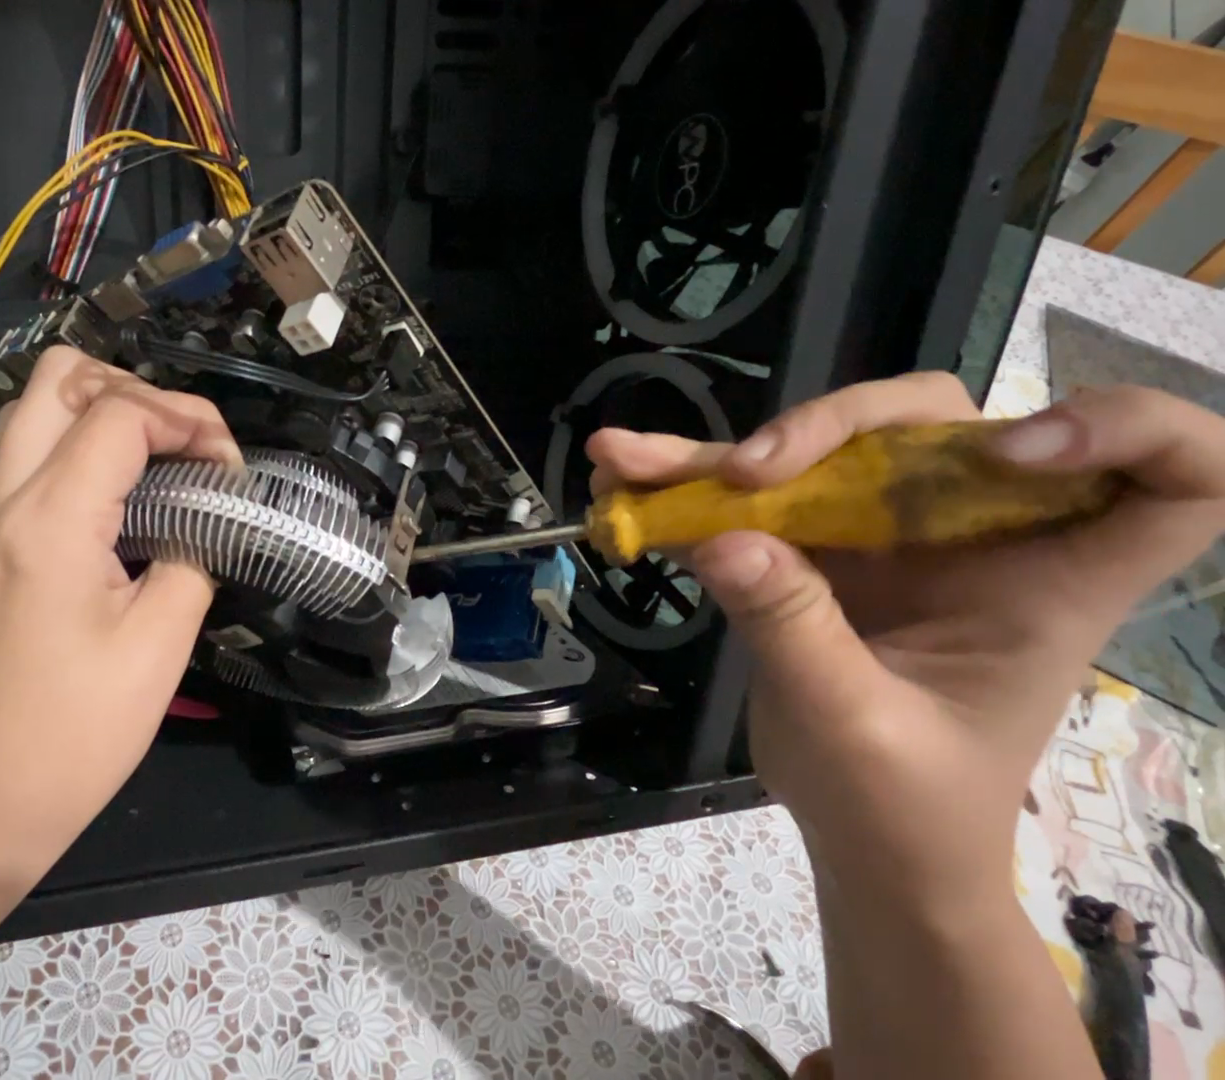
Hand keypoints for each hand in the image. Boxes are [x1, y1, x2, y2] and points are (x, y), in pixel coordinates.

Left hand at [0, 347, 239, 875]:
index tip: (229, 467)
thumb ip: (191, 556)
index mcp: (48, 520)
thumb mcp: (160, 645)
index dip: (187, 421)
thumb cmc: (77, 732)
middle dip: (135, 389)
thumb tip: (203, 518)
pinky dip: (76, 447)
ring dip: (100, 411)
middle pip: (58, 379)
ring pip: (33, 410)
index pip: (118, 413)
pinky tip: (122, 494)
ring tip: (160, 456)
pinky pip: (24, 457)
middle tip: (186, 442)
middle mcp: (0, 499)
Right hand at [587, 372, 1224, 898]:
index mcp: (1044, 580)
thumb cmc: (904, 804)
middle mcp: (966, 537)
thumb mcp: (854, 723)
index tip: (1017, 451)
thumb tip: (721, 535)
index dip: (1127, 435)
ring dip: (707, 452)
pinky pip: (744, 505)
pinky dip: (680, 493)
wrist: (866, 843)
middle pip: (929, 425)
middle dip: (832, 427)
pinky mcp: (806, 553)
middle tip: (743, 470)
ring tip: (619, 457)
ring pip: (807, 456)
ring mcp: (878, 540)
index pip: (1170, 482)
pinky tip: (618, 486)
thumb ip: (795, 626)